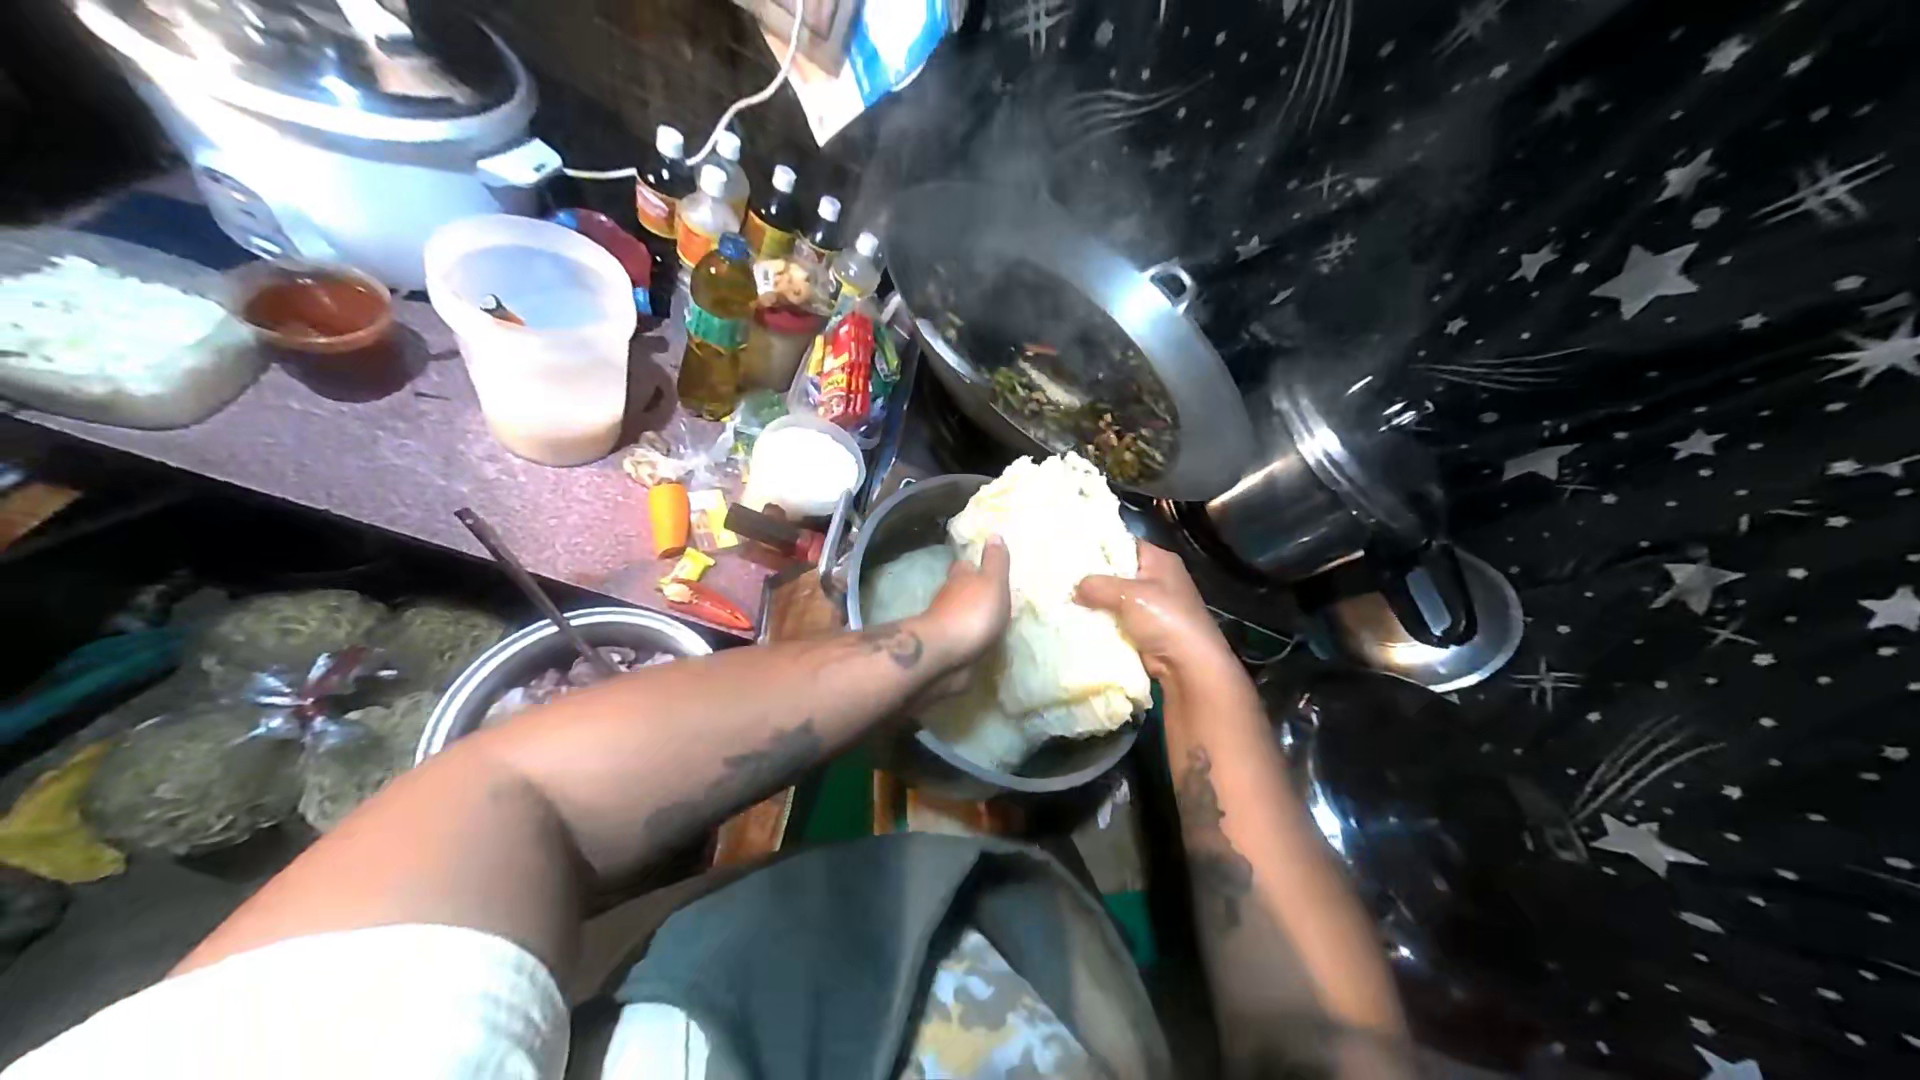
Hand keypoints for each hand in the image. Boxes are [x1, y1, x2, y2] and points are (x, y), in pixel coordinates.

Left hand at [916, 537, 1011, 670]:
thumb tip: (994, 534)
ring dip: (967, 615)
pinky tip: (975, 642)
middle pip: (958, 589)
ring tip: (984, 620)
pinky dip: (964, 637)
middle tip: (985, 596)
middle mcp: (947, 597)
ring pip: (956, 613)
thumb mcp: (993, 582)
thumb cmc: (973, 613)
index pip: (965, 566)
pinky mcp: (943, 645)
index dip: (973, 567)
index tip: (981, 569)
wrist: (944, 653)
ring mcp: (942, 623)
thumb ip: (995, 562)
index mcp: (961, 578)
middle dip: (969, 591)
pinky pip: (956, 637)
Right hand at [1076, 540, 1234, 681]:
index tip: (1071, 552)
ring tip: (1066, 599)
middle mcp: (1157, 578)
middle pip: (1117, 571)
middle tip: (1064, 578)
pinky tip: (1080, 621)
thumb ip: (1098, 586)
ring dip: (1095, 602)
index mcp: (1160, 560)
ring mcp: (1152, 605)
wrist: (1188, 665)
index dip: (1098, 546)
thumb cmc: (1164, 619)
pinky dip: (1102, 621)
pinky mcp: (1146, 628)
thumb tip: (1076, 589)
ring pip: (1115, 597)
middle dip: (1093, 577)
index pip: (1123, 542)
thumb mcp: (1128, 595)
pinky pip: (1117, 618)